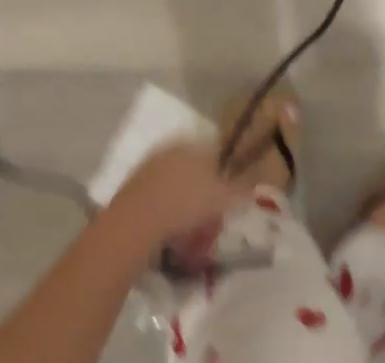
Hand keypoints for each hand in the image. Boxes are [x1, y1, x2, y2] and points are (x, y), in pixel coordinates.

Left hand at [105, 142, 244, 251]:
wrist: (134, 224)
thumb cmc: (185, 204)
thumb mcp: (223, 198)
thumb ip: (241, 190)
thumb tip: (252, 186)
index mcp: (192, 144)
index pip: (216, 155)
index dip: (226, 180)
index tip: (229, 204)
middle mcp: (170, 150)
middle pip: (196, 174)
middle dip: (206, 200)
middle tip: (212, 225)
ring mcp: (149, 169)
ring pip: (178, 191)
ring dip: (187, 213)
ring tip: (193, 240)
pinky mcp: (132, 190)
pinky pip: (160, 204)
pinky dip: (168, 219)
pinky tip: (172, 239)